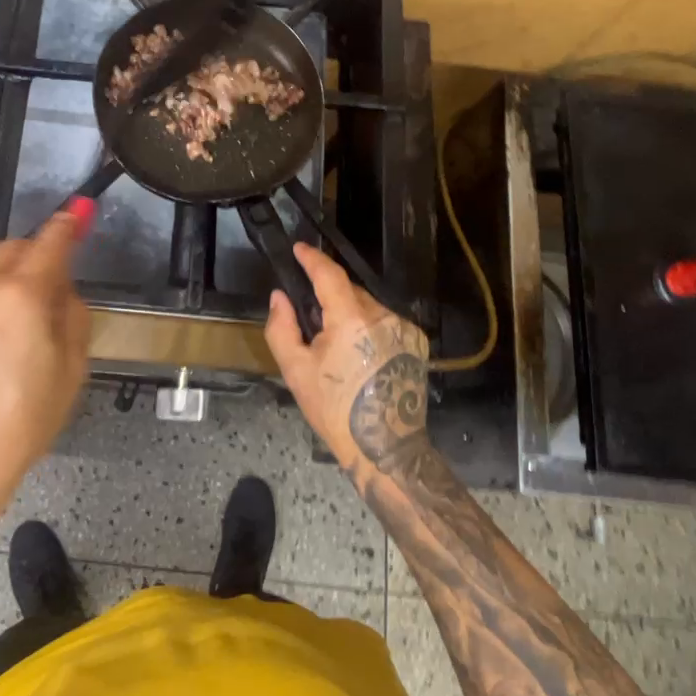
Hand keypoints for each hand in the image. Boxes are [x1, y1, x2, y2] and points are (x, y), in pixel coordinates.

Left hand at [0, 205, 92, 519]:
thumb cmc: (21, 425)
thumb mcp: (70, 372)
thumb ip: (71, 316)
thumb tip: (62, 289)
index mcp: (21, 297)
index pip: (50, 245)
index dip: (69, 225)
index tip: (80, 210)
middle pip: (12, 251)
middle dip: (34, 258)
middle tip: (50, 292)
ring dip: (5, 289)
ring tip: (14, 340)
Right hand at [264, 243, 429, 470]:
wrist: (384, 446)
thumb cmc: (334, 410)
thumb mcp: (296, 371)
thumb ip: (281, 327)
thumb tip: (279, 297)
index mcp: (352, 319)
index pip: (330, 274)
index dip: (312, 258)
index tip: (299, 249)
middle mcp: (383, 316)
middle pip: (349, 291)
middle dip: (328, 295)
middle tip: (308, 317)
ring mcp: (404, 328)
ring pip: (367, 306)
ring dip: (348, 313)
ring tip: (333, 344)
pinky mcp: (416, 342)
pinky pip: (384, 322)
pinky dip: (367, 327)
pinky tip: (356, 354)